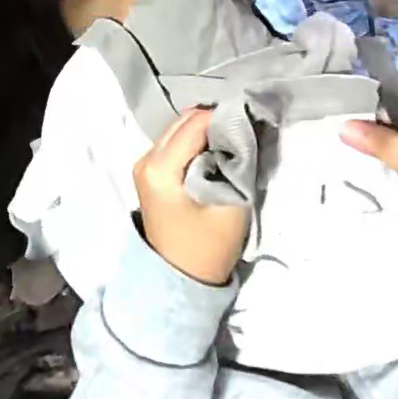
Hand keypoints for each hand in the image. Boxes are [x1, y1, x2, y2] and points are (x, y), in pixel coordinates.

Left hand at [134, 108, 249, 285]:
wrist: (180, 281)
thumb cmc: (207, 248)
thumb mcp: (232, 205)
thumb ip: (237, 163)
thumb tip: (242, 131)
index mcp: (160, 168)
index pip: (197, 123)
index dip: (226, 117)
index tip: (252, 119)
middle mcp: (146, 159)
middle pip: (185, 120)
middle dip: (216, 119)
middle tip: (246, 126)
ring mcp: (145, 165)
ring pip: (180, 128)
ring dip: (207, 129)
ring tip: (235, 138)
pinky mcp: (151, 172)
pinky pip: (176, 142)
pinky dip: (198, 140)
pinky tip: (219, 150)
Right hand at [340, 88, 397, 216]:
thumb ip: (383, 143)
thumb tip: (343, 126)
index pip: (392, 93)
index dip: (367, 102)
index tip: (339, 116)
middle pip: (392, 116)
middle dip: (369, 128)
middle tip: (339, 139)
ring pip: (397, 138)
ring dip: (379, 147)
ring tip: (349, 154)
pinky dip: (391, 161)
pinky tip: (372, 168)